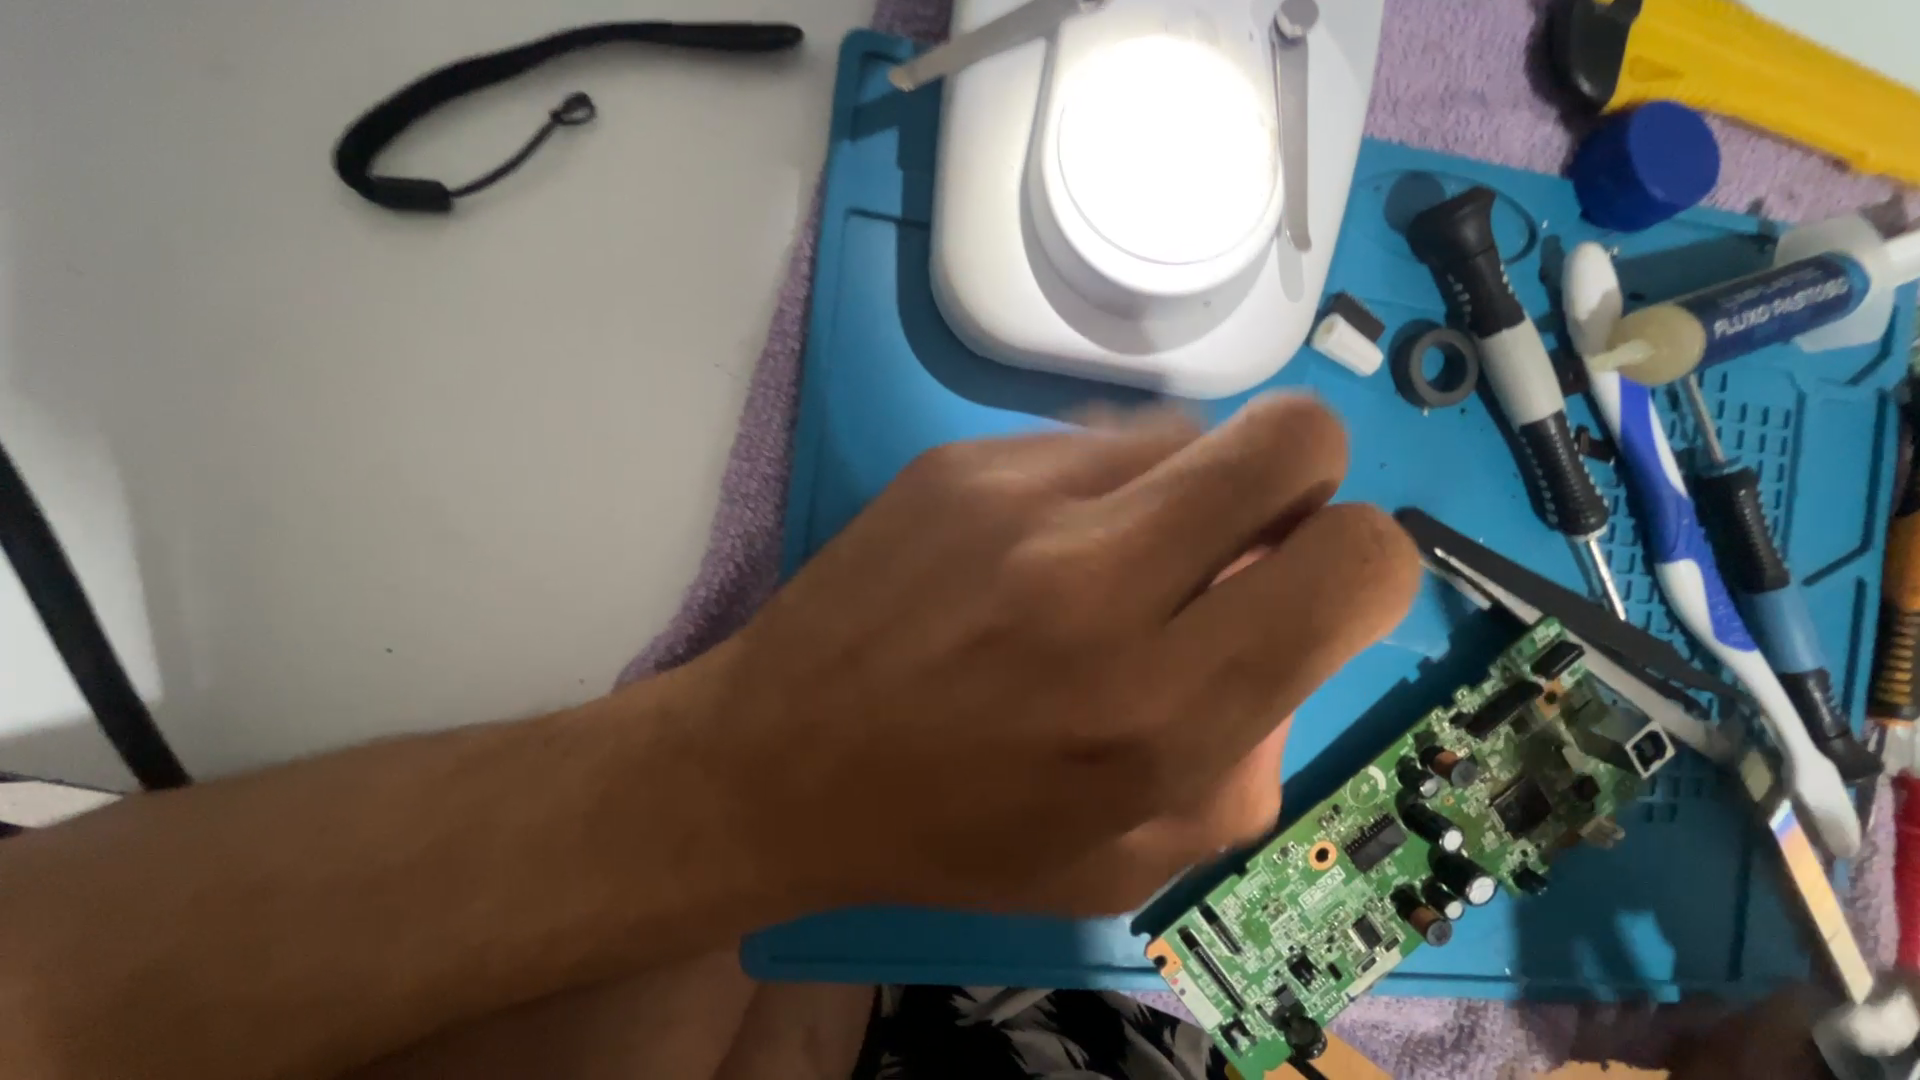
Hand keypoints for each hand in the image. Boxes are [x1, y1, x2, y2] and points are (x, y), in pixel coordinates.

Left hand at [688, 394, 1420, 915]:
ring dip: (1189, 492)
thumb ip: (1248, 760)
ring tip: (1121, 558)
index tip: (1314, 595)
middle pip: (1296, 437)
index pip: (1360, 561)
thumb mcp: (1129, 857)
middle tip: (1245, 544)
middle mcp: (1102, 580)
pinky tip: (1037, 549)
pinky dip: (1101, 490)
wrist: (778, 760)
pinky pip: (1091, 442)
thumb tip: (1290, 643)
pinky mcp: (962, 460)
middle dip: (1306, 484)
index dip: (1365, 569)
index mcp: (1161, 708)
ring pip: (1191, 430)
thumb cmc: (954, 831)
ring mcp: (1022, 499)